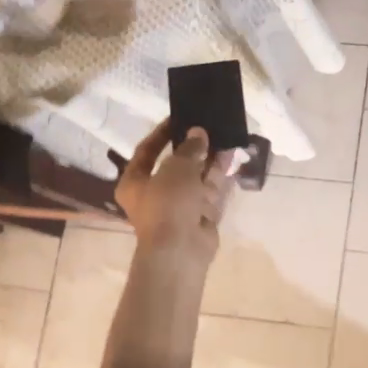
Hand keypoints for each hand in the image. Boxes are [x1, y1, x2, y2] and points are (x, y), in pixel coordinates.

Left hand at [116, 122, 233, 265]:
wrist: (180, 249)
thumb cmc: (168, 204)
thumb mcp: (176, 168)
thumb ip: (189, 149)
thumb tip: (198, 133)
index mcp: (135, 183)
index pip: (146, 151)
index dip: (161, 134)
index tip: (178, 118)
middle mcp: (155, 194)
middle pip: (174, 165)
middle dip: (192, 148)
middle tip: (207, 127)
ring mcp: (179, 207)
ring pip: (196, 178)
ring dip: (209, 160)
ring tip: (225, 137)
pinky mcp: (200, 217)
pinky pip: (210, 192)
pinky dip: (220, 177)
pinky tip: (232, 158)